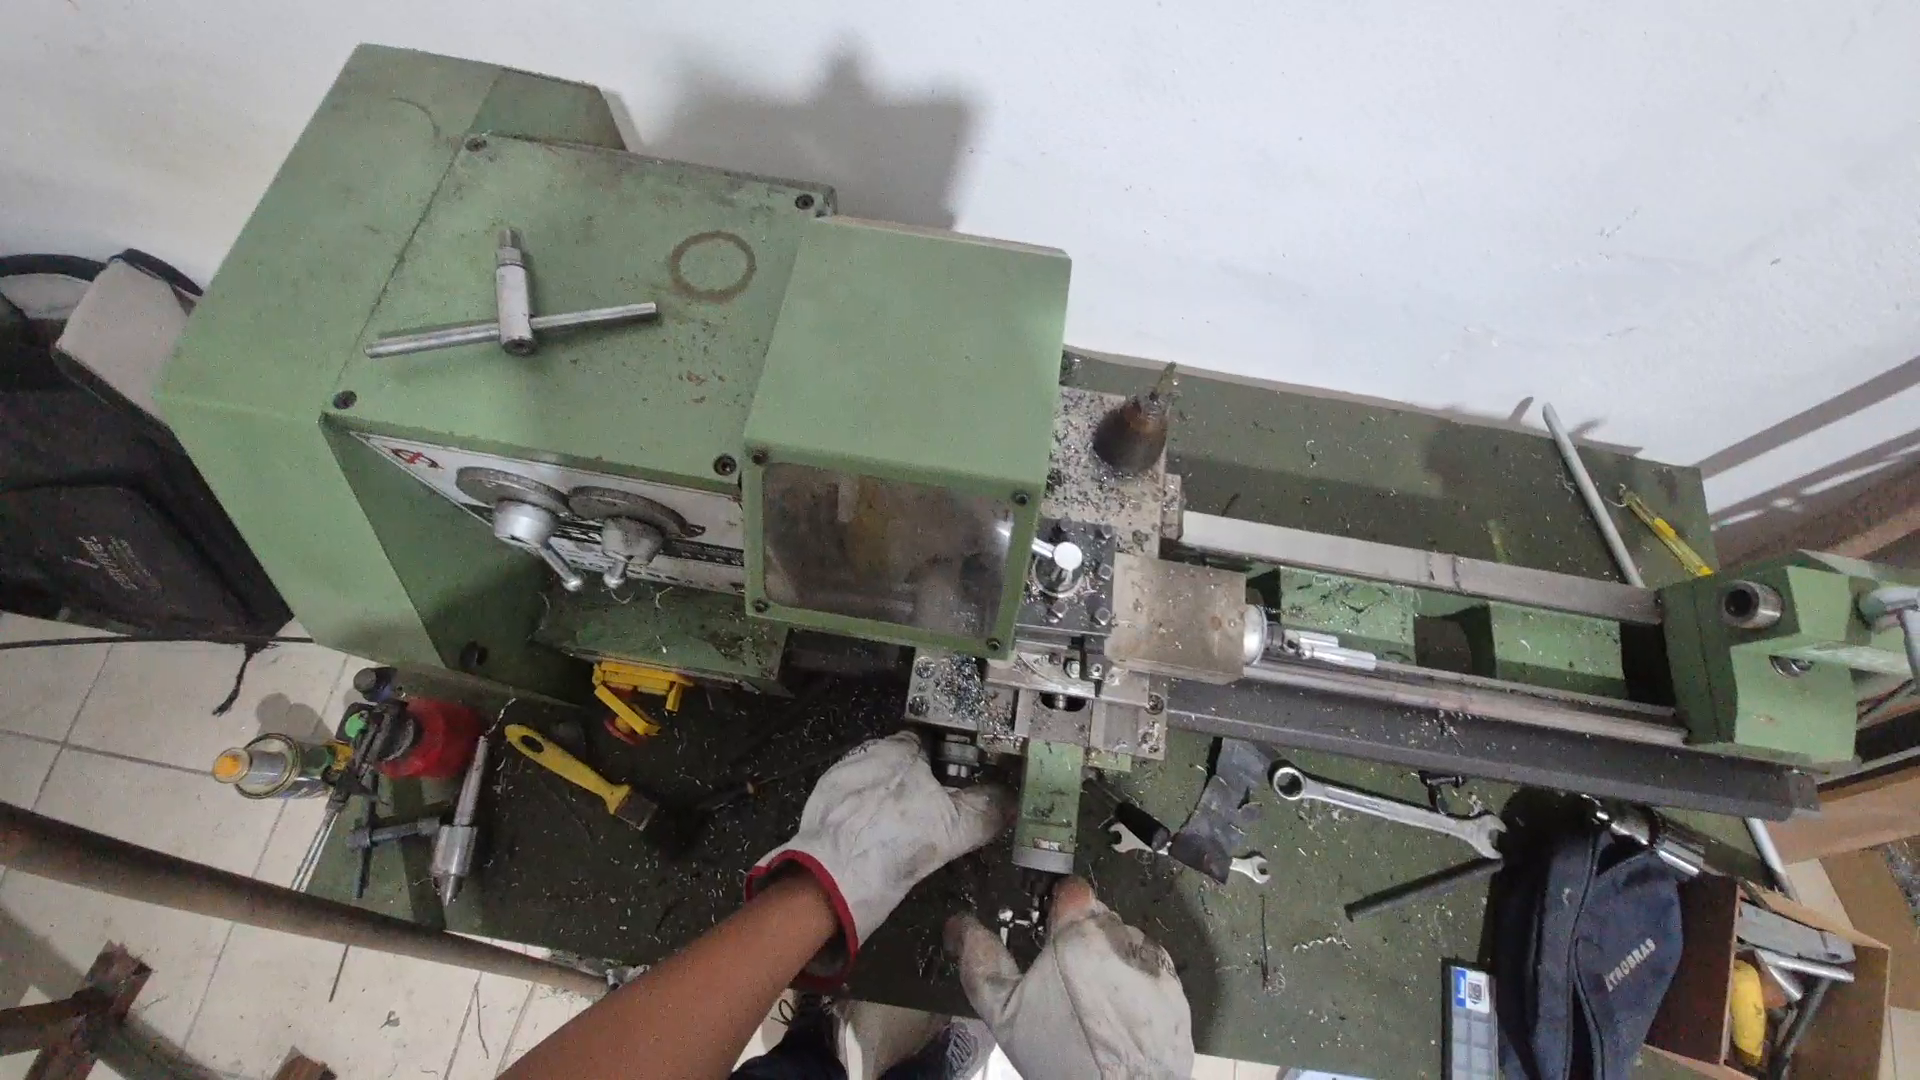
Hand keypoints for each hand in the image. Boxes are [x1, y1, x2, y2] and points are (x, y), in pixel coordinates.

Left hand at [748, 731, 1013, 985]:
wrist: (831, 878)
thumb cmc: (895, 845)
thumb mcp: (954, 832)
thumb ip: (987, 811)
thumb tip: (1011, 802)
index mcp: (903, 747)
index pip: (931, 743)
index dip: (944, 766)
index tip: (950, 790)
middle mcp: (869, 749)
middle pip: (901, 760)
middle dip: (913, 783)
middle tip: (925, 815)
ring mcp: (842, 772)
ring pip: (876, 779)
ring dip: (886, 797)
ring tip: (895, 831)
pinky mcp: (821, 796)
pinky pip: (851, 798)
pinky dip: (861, 812)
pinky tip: (869, 837)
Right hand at [945, 877, 1193, 1079]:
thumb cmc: (1059, 1055)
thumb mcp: (1005, 1015)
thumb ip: (981, 961)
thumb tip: (956, 923)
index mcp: (1077, 934)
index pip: (1074, 889)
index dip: (1061, 906)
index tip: (1052, 929)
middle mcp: (1120, 937)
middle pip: (1098, 915)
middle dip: (1083, 935)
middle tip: (1067, 977)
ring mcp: (1152, 963)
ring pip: (1125, 940)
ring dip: (1111, 955)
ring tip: (1096, 1000)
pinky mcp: (1176, 990)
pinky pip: (1151, 969)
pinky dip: (1136, 980)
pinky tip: (1122, 1013)